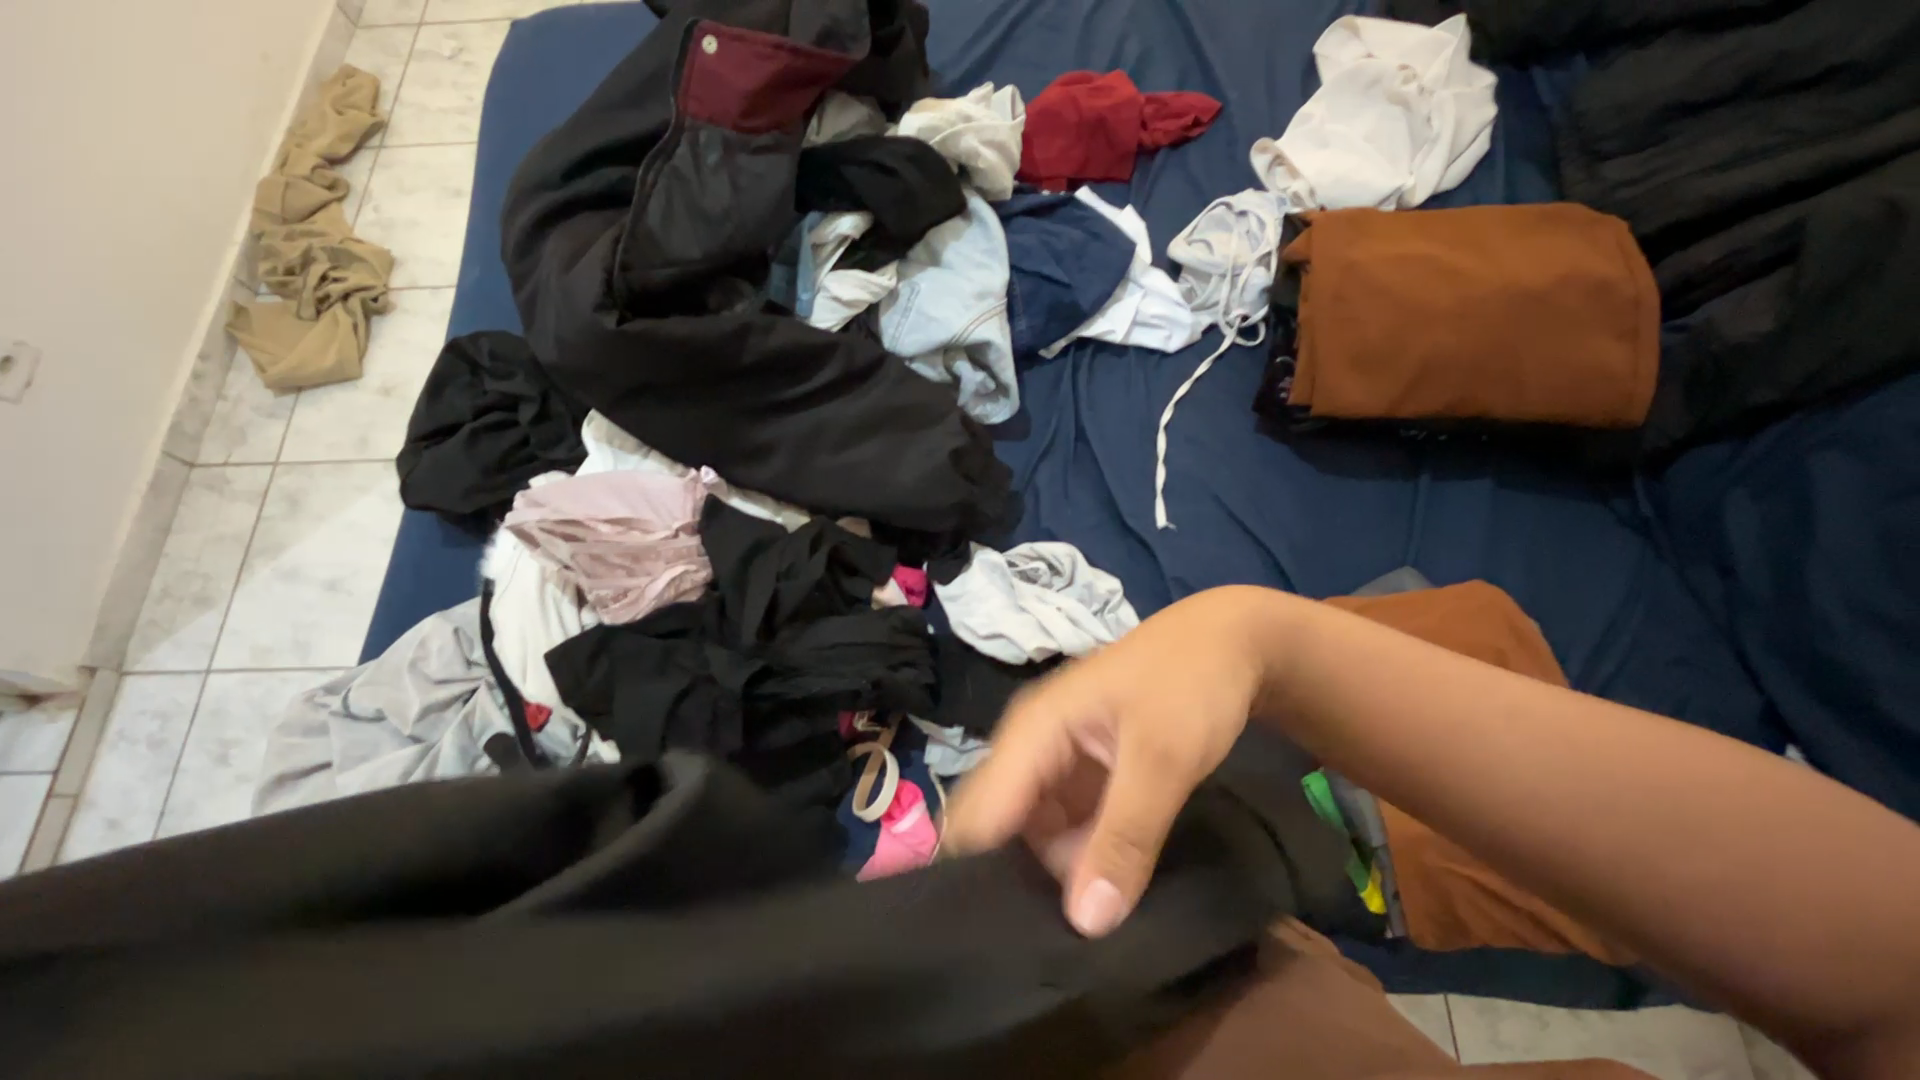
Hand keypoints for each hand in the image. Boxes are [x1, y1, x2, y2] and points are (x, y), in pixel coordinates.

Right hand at [942, 587, 1279, 936]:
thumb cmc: (1189, 684)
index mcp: (1031, 733)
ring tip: (1092, 921)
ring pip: (1036, 838)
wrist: (1231, 643)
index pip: (978, 813)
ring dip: (1060, 876)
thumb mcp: (1162, 758)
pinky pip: (1067, 832)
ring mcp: (1057, 766)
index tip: (991, 944)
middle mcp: (1032, 751)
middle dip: (1019, 882)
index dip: (975, 874)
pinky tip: (1107, 892)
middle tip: (1052, 944)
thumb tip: (1086, 924)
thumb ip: (1126, 836)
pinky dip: (1083, 861)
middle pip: (1001, 832)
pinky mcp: (1084, 780)